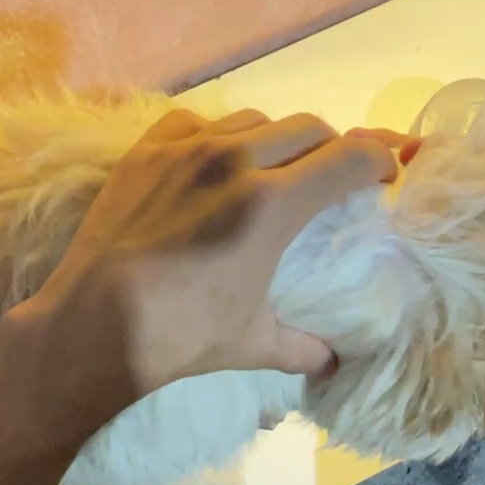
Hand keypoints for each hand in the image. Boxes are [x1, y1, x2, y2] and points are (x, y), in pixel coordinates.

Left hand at [0, 109, 395, 424]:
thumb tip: (331, 365)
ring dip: (280, 138)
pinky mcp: (149, 148)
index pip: (348, 158)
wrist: (96, 324)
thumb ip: (300, 348)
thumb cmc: (182, 335)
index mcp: (272, 205)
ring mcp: (187, 147)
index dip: (379, 160)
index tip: (388, 173)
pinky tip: (219, 161)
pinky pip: (203, 122)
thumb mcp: (251, 343)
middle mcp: (235, 159)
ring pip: (256, 119)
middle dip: (334, 147)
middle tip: (336, 174)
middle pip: (308, 128)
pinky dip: (225, 135)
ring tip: (278, 167)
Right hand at [353, 127, 484, 373]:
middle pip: (435, 214)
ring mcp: (449, 289)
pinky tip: (344, 293)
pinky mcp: (430, 324)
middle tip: (353, 197)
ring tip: (336, 237)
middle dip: (398, 203)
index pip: (481, 180)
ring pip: (412, 256)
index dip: (446, 162)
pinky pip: (402, 304)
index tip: (404, 158)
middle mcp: (477, 252)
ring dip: (380, 248)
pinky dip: (377, 299)